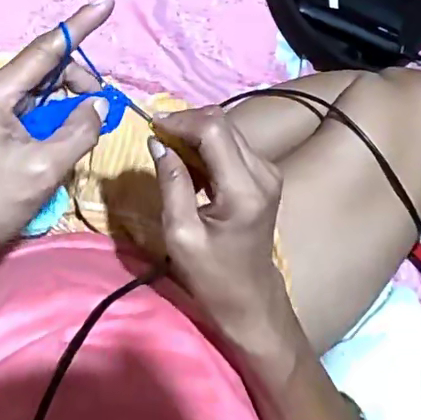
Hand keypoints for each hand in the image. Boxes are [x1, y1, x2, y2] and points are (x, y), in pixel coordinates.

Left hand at [0, 0, 113, 277]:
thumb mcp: (45, 168)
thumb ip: (79, 130)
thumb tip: (100, 103)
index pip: (45, 50)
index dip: (79, 25)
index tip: (106, 3)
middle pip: (47, 66)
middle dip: (79, 78)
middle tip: (102, 106)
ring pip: (45, 86)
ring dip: (71, 97)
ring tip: (89, 123)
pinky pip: (37, 105)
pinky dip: (60, 112)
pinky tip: (72, 130)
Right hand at [151, 108, 304, 361]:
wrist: (251, 298)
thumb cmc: (212, 275)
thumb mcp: (181, 234)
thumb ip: (171, 184)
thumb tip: (157, 142)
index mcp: (244, 190)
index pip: (214, 131)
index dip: (182, 121)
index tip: (152, 126)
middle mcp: (263, 172)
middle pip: (223, 124)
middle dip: (187, 122)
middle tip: (157, 134)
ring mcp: (268, 171)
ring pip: (228, 129)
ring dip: (196, 131)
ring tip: (168, 144)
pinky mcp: (265, 174)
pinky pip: (232, 143)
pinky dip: (207, 143)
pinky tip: (188, 159)